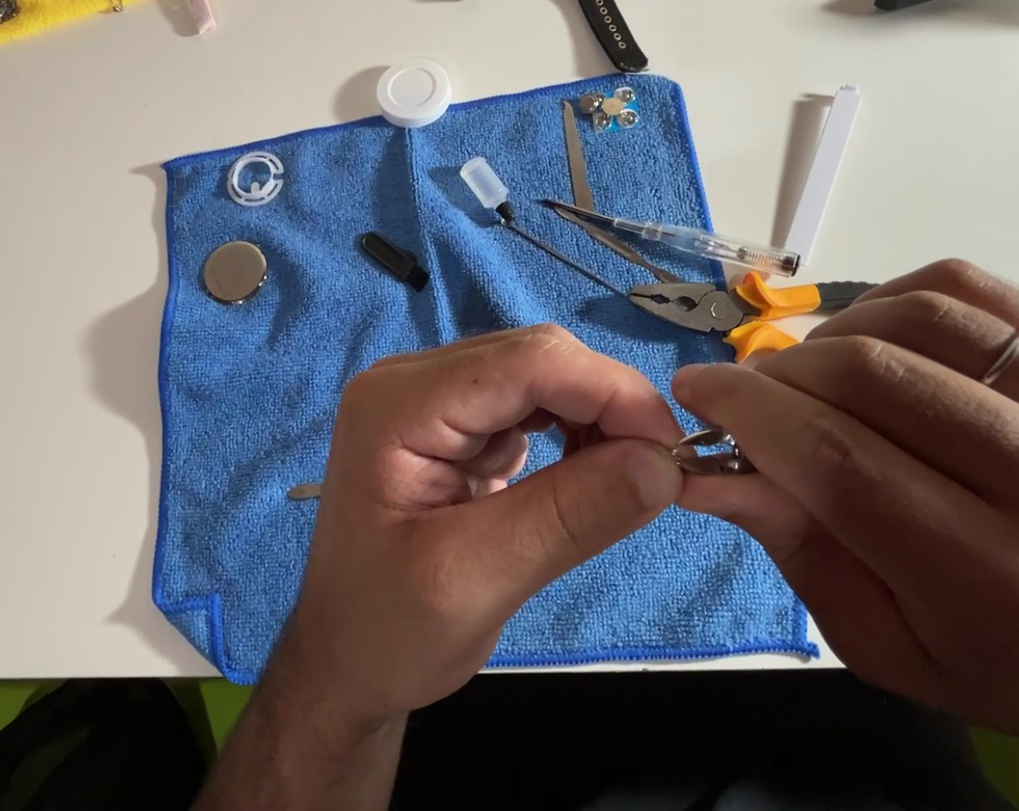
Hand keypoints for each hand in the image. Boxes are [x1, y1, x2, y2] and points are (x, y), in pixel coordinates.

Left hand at [276, 326, 683, 726]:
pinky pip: (529, 406)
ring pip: (540, 377)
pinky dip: (572, 433)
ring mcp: (430, 400)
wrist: (344, 660)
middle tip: (660, 474)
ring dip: (595, 418)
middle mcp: (411, 382)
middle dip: (608, 405)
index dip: (610, 392)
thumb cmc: (388, 631)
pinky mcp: (452, 425)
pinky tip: (588, 476)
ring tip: (626, 480)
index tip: (673, 453)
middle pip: (536, 359)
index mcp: (399, 404)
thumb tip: (665, 463)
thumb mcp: (475, 580)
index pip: (525, 361)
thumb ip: (568, 516)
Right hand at [671, 260, 1018, 789]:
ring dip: (832, 336)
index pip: (842, 461)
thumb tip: (704, 468)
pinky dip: (892, 304)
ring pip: (920, 318)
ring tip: (808, 373)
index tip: (695, 391)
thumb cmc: (998, 660)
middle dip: (778, 372)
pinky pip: (972, 294)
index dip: (748, 412)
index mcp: (1013, 591)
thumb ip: (792, 544)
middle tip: (744, 389)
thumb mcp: (876, 640)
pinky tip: (872, 345)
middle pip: (875, 377)